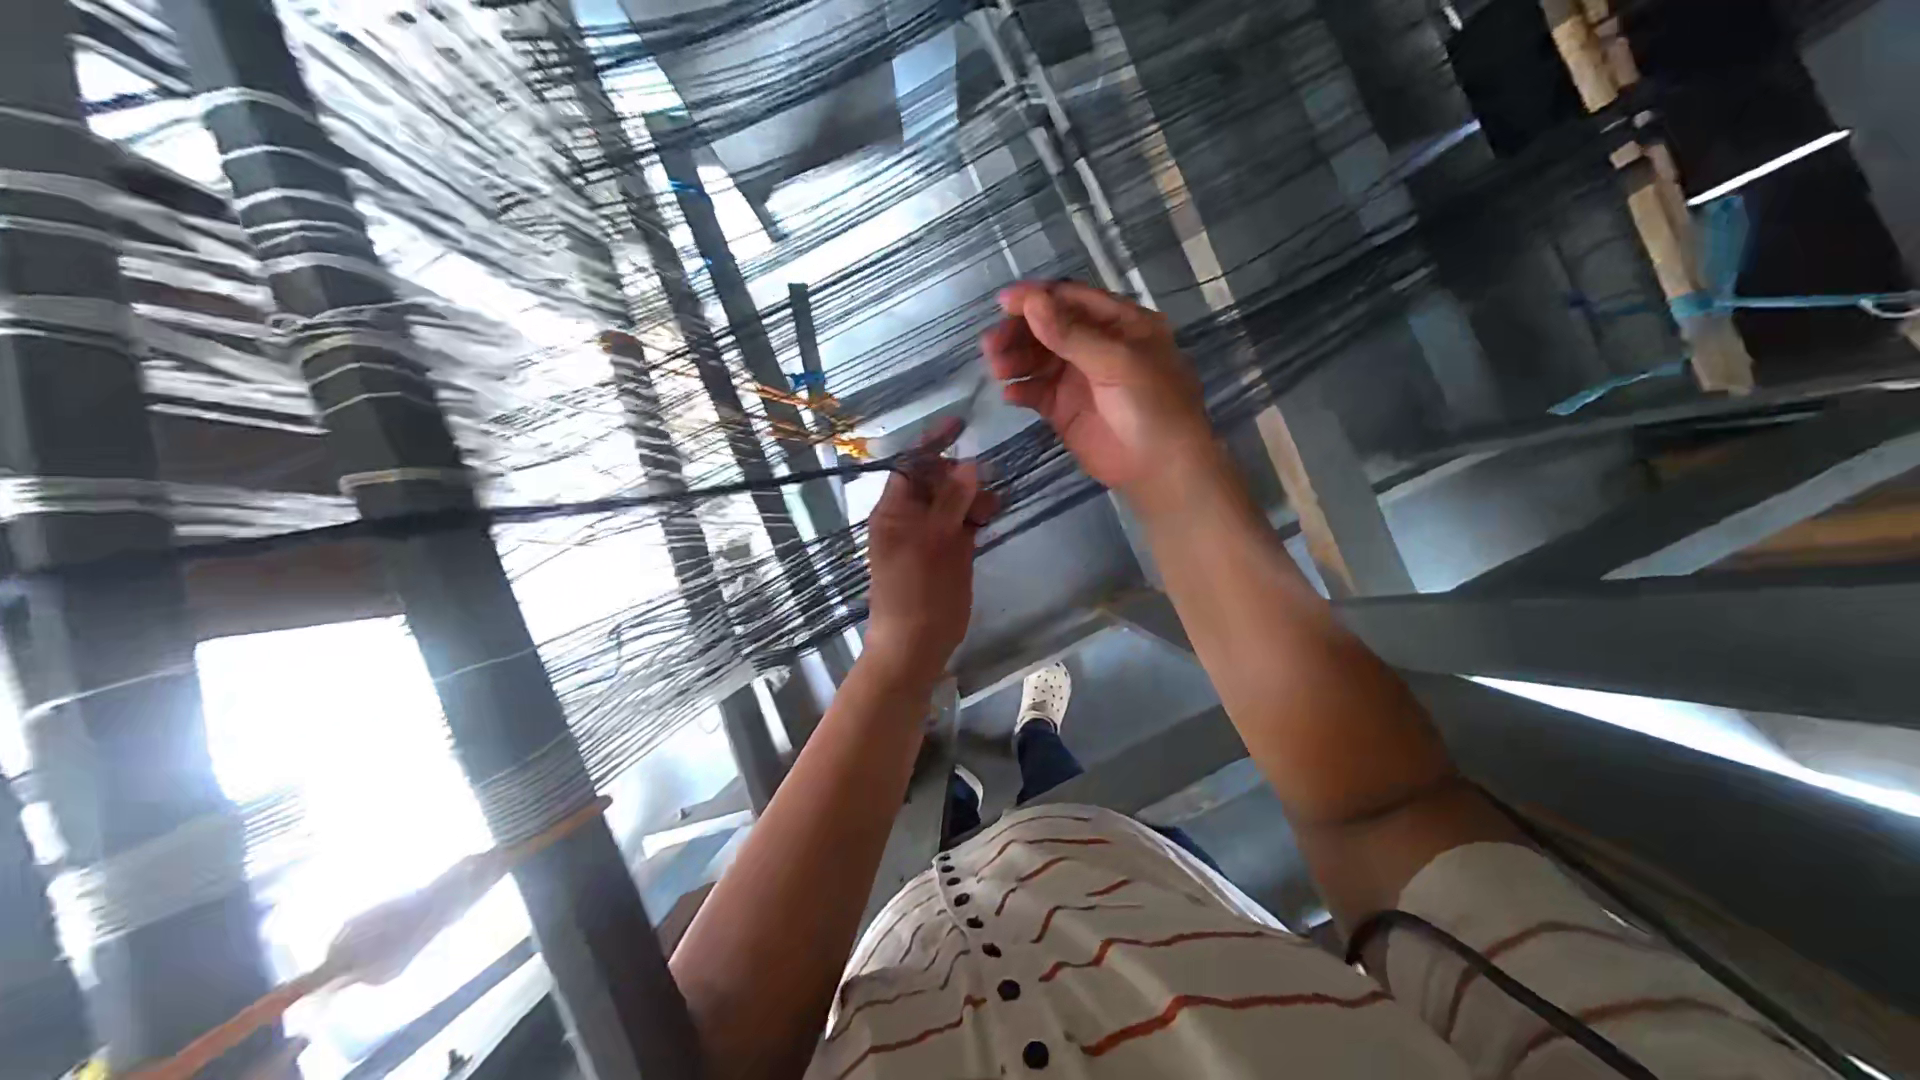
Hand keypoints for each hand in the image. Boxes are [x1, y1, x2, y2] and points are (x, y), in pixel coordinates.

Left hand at [864, 423, 999, 683]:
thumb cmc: (918, 593)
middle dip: (961, 476)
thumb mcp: (935, 543)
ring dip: (973, 497)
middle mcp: (908, 518)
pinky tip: (991, 516)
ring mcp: (928, 536)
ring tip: (993, 508)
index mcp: (892, 512)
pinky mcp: (947, 553)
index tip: (960, 425)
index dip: (932, 444)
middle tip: (986, 487)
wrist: (916, 646)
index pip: (911, 465)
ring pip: (952, 501)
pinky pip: (961, 523)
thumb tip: (968, 464)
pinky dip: (976, 516)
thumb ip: (951, 502)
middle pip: (935, 481)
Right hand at [982, 281, 1216, 503]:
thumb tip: (1031, 302)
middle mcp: (1097, 346)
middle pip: (1048, 328)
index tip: (1003, 303)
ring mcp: (1079, 378)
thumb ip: (1071, 334)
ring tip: (997, 368)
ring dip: (1015, 359)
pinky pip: (1036, 392)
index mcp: (1120, 324)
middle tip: (991, 344)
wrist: (1162, 470)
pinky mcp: (1064, 409)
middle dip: (1019, 333)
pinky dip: (1021, 390)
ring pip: (1038, 359)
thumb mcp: (1117, 362)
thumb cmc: (1152, 406)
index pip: (1072, 299)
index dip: (1037, 298)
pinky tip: (1009, 394)